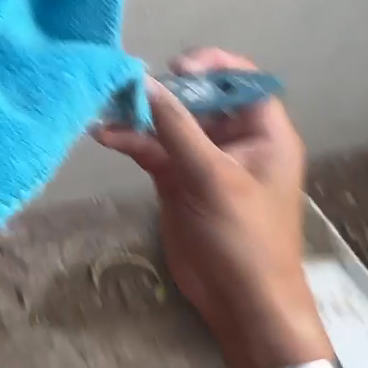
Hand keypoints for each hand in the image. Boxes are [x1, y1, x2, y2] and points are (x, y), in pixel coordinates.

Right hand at [93, 48, 329, 367]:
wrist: (240, 301)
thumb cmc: (244, 237)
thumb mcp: (212, 177)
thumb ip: (175, 126)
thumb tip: (142, 81)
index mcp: (264, 134)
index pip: (243, 81)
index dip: (212, 65)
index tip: (176, 67)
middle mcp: (234, 139)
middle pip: (197, 96)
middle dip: (162, 90)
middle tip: (128, 88)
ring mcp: (202, 157)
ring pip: (167, 119)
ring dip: (137, 114)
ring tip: (106, 108)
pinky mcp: (175, 175)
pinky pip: (149, 145)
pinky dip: (128, 138)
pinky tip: (104, 136)